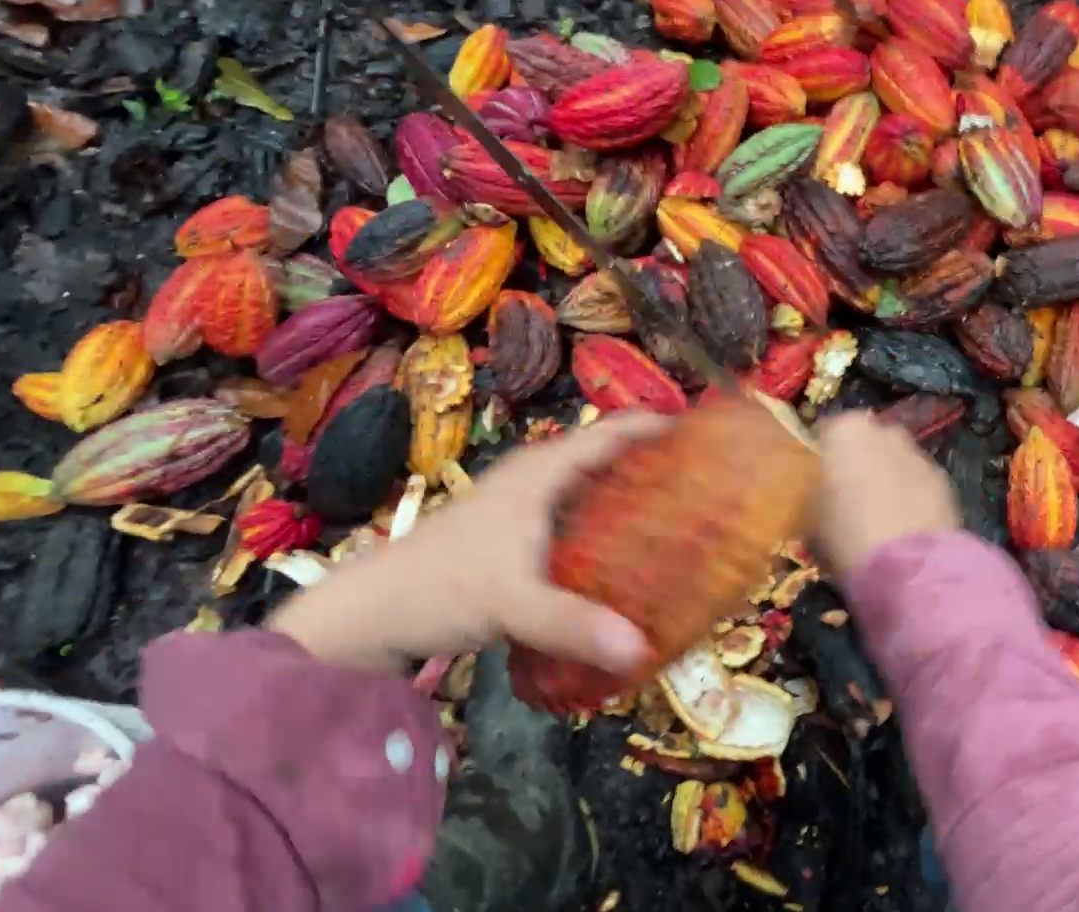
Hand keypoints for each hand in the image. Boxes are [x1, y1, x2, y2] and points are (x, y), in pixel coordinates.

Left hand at [268, 413, 668, 677]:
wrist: (371, 614)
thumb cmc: (441, 586)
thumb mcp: (512, 603)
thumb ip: (574, 625)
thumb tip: (640, 650)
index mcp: (542, 471)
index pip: (613, 431)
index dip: (660, 427)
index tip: (708, 439)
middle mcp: (538, 478)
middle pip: (609, 457)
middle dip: (656, 466)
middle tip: (706, 488)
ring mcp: (526, 506)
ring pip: (593, 489)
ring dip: (632, 497)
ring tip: (681, 520)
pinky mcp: (518, 536)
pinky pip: (579, 517)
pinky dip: (608, 525)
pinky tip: (629, 556)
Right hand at [812, 412, 960, 576]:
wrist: (908, 565)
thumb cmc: (847, 535)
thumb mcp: (812, 516)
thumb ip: (815, 491)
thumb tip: (821, 491)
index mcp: (846, 432)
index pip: (828, 431)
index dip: (823, 455)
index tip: (818, 476)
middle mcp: (885, 432)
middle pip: (867, 440)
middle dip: (860, 460)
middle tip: (849, 492)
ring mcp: (918, 454)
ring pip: (896, 459)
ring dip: (888, 476)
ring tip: (879, 512)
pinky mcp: (943, 479)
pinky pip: (918, 481)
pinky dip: (912, 494)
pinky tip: (905, 523)